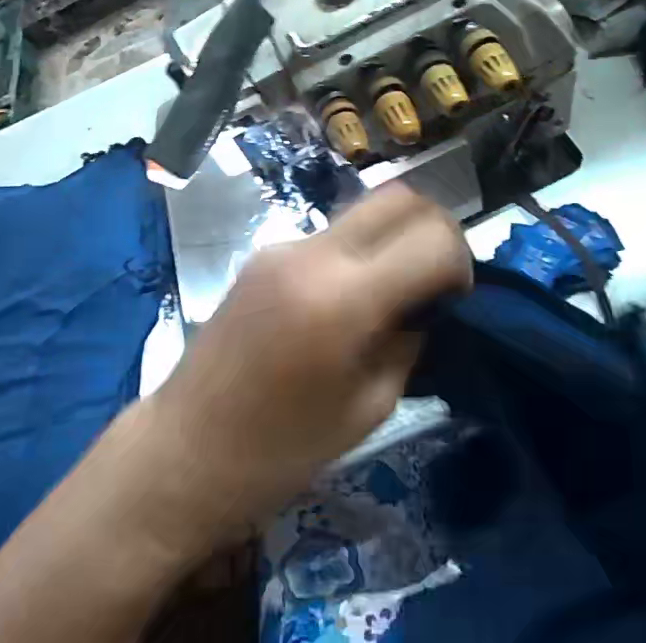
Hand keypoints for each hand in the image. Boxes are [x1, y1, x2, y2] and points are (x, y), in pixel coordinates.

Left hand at [139, 185, 471, 546]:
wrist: (186, 448)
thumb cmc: (281, 449)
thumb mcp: (370, 406)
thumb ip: (408, 340)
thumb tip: (428, 302)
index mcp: (343, 298)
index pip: (431, 239)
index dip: (460, 261)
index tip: (457, 296)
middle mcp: (312, 254)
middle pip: (398, 196)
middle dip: (434, 228)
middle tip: (438, 276)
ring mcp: (282, 247)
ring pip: (362, 211)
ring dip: (392, 238)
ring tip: (393, 292)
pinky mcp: (263, 253)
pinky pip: (329, 235)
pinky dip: (357, 252)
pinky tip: (348, 299)